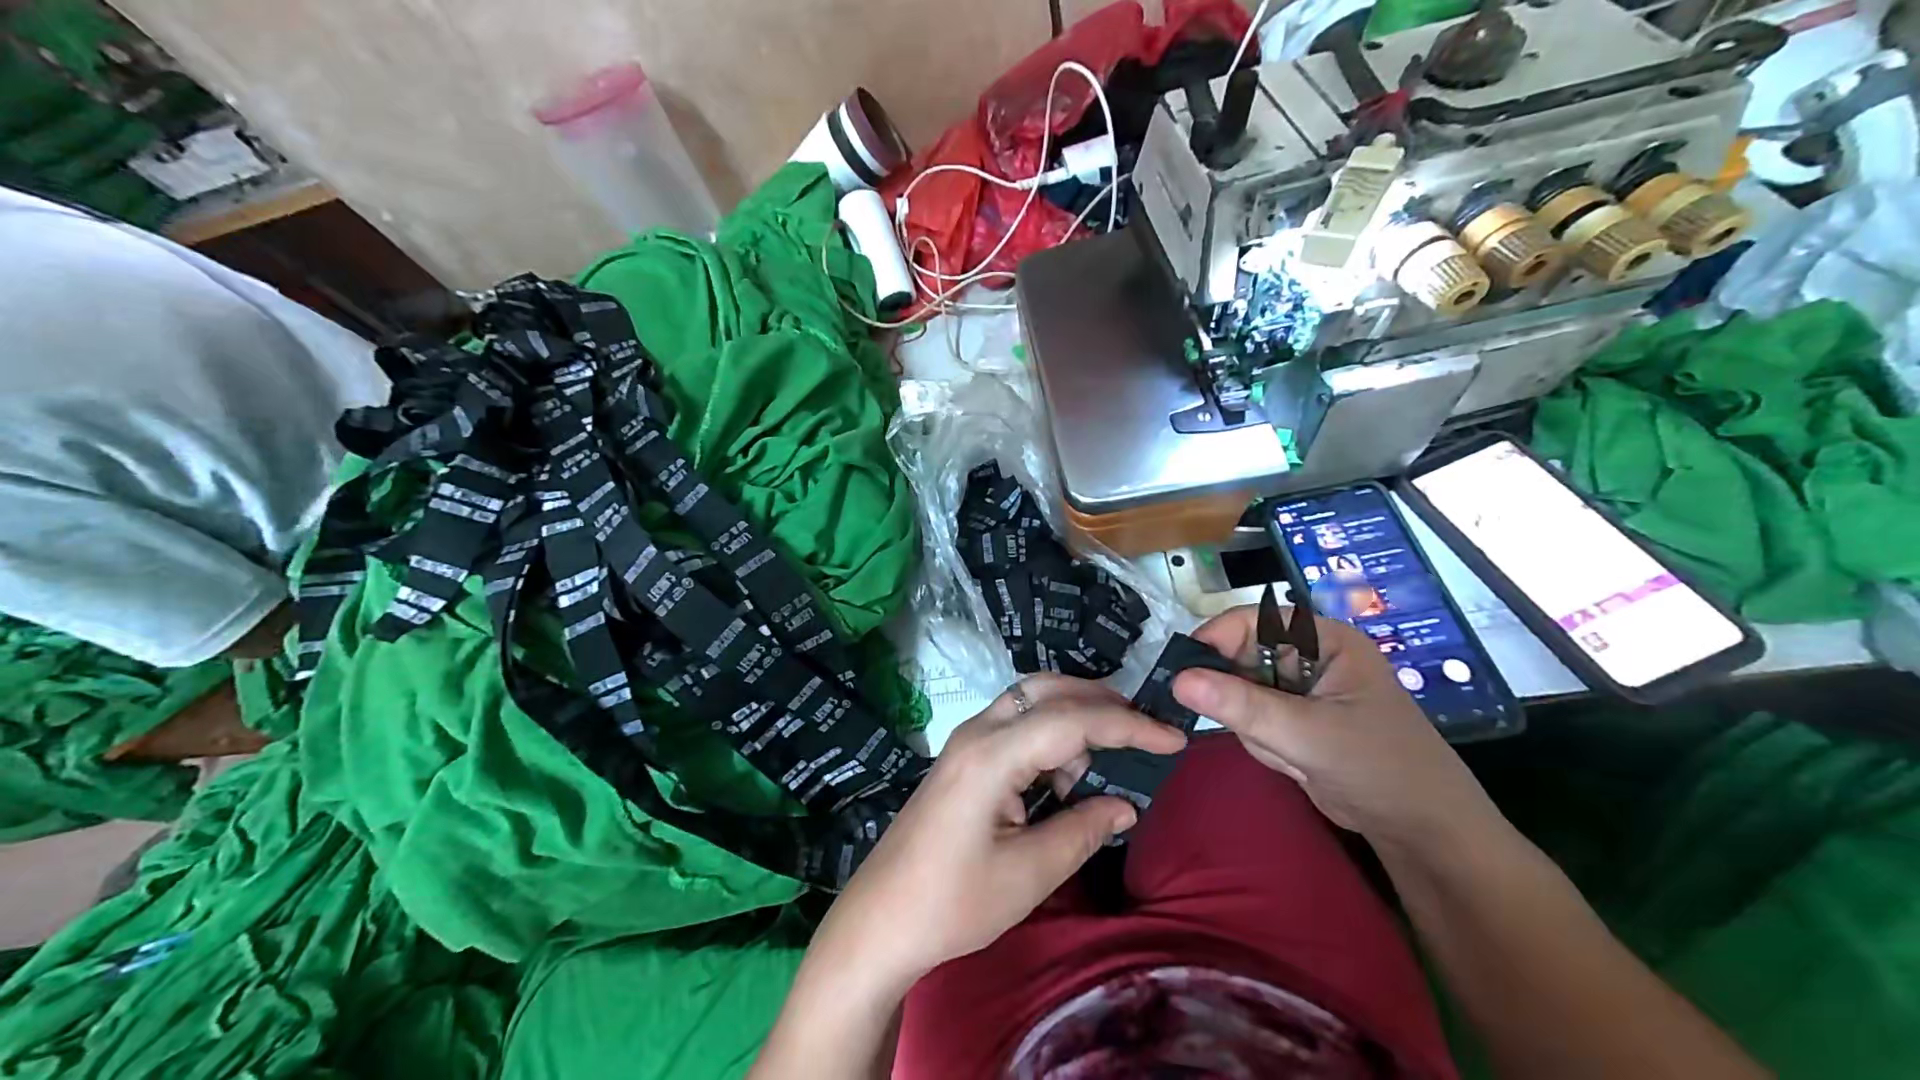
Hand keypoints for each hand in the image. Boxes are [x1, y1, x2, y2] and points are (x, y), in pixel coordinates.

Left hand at [810, 674, 1187, 991]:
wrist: (881, 921)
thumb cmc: (953, 903)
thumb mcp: (1030, 874)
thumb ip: (1084, 830)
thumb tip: (1126, 804)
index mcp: (991, 755)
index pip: (1072, 720)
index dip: (1128, 726)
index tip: (1174, 738)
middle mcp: (977, 733)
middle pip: (1047, 691)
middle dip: (1101, 704)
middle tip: (1145, 732)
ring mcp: (966, 743)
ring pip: (1031, 704)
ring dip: (1074, 722)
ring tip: (1106, 768)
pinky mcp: (964, 759)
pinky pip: (1016, 727)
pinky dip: (1050, 739)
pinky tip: (1066, 780)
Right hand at [1171, 605, 1502, 852]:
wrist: (1419, 830)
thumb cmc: (1379, 766)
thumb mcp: (1309, 734)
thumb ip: (1243, 706)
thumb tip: (1178, 680)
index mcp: (1323, 640)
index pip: (1252, 621)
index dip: (1216, 638)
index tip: (1184, 671)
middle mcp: (1307, 656)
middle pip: (1239, 655)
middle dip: (1240, 696)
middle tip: (1253, 727)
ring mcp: (1297, 688)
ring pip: (1238, 691)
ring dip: (1253, 725)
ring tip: (1288, 751)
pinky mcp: (1290, 718)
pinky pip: (1249, 718)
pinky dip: (1260, 741)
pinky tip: (1291, 760)